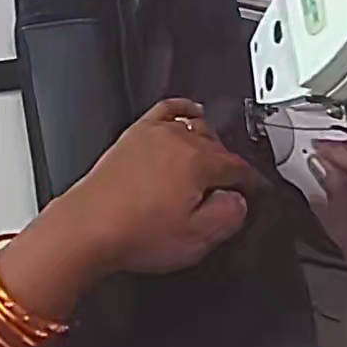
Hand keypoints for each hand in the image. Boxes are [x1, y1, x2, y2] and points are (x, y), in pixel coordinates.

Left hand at [44, 98, 260, 276]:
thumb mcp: (197, 238)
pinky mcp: (136, 132)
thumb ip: (228, 216)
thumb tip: (237, 201)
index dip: (250, 181)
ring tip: (214, 159)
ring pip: (195, 126)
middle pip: (218, 145)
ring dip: (210, 141)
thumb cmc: (137, 231)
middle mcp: (178, 139)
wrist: (92, 224)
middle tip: (232, 185)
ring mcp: (155, 132)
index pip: (236, 167)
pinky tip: (189, 111)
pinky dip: (183, 108)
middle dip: (229, 164)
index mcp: (198, 162)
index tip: (255, 190)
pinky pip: (167, 108)